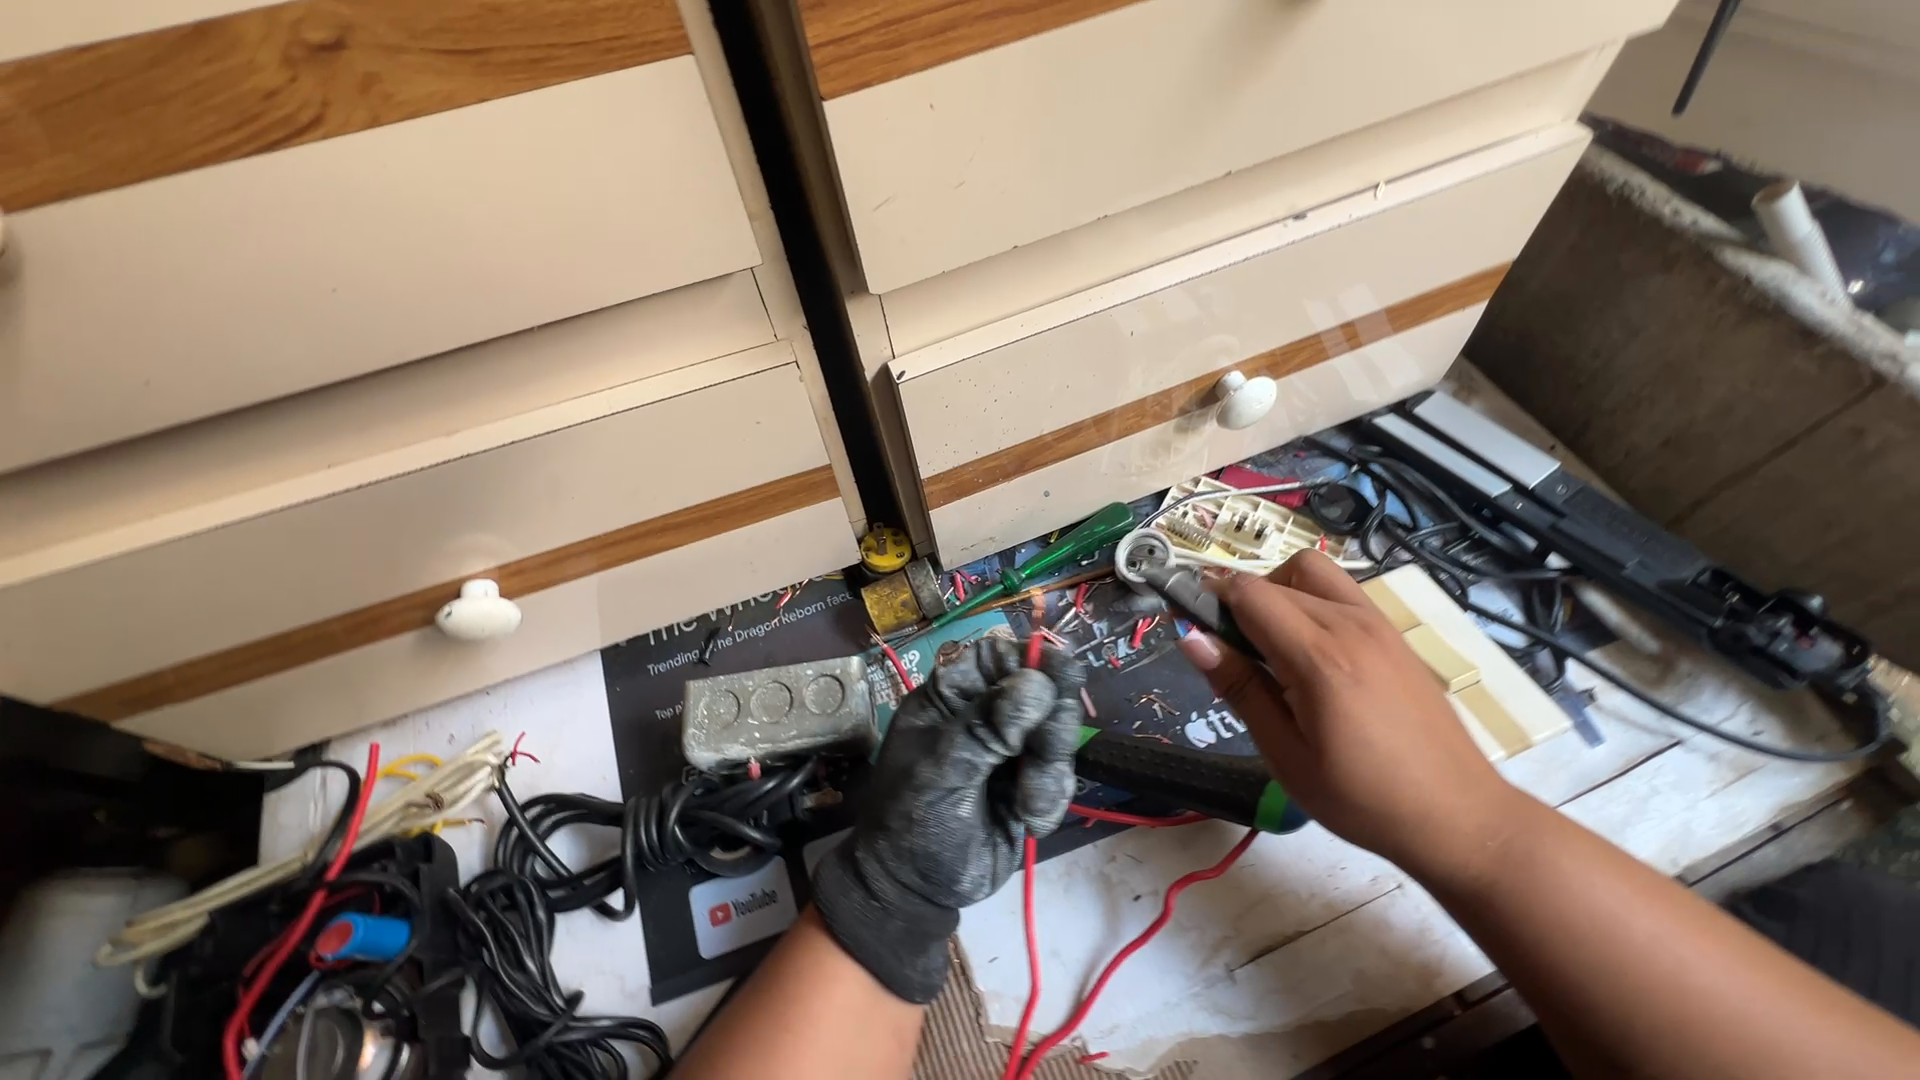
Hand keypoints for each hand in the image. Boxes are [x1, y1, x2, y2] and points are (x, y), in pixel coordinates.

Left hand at [812, 637, 1082, 1002]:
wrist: (917, 890)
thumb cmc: (911, 820)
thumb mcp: (941, 769)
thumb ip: (987, 728)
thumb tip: (1037, 683)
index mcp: (953, 697)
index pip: (998, 656)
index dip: (1029, 658)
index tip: (1057, 671)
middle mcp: (988, 716)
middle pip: (1044, 690)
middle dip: (1051, 723)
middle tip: (1041, 751)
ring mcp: (1013, 750)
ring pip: (1060, 734)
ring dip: (1050, 769)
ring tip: (1026, 801)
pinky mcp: (1033, 785)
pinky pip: (1062, 776)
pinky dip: (1051, 799)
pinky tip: (1029, 820)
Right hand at [1177, 551, 1528, 874]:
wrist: (1457, 815)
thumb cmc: (1361, 798)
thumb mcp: (1285, 754)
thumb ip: (1240, 687)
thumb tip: (1191, 638)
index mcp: (1319, 658)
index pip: (1249, 593)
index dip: (1210, 598)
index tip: (1190, 623)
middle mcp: (1350, 626)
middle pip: (1275, 580)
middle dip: (1239, 601)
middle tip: (1228, 652)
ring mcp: (1379, 624)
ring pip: (1311, 572)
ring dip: (1277, 592)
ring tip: (1270, 645)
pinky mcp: (1394, 634)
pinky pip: (1339, 592)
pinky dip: (1310, 601)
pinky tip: (1310, 653)